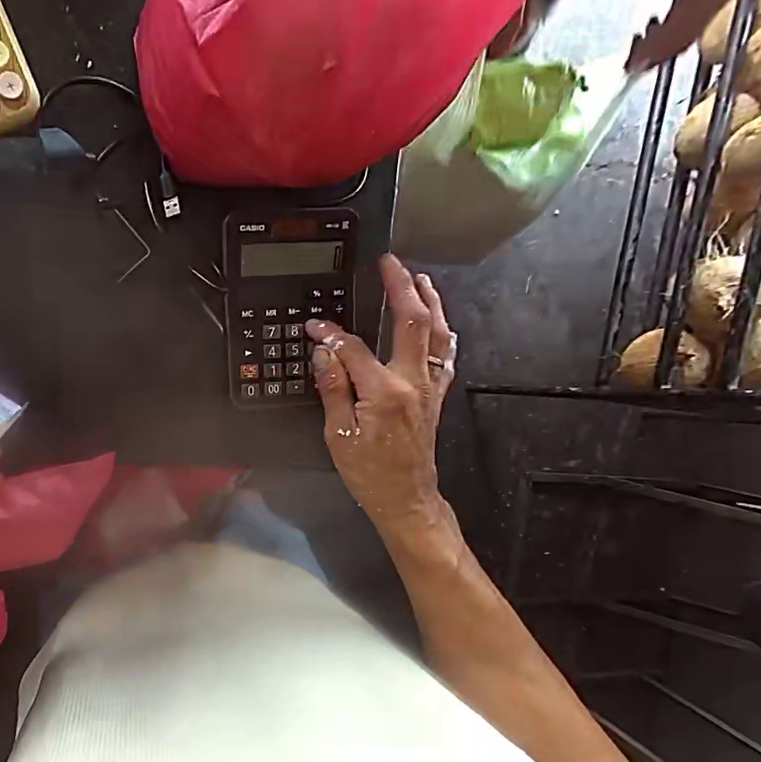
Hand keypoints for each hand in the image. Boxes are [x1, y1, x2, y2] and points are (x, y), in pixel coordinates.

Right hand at [306, 254, 456, 534]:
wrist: (404, 497)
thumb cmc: (369, 471)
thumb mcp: (338, 434)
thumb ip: (333, 387)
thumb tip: (324, 351)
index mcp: (384, 391)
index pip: (353, 348)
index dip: (331, 334)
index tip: (314, 326)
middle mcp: (413, 382)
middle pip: (413, 321)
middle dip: (401, 287)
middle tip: (390, 264)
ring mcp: (429, 387)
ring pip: (438, 333)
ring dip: (431, 302)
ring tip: (420, 279)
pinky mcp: (436, 396)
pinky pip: (446, 355)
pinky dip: (442, 332)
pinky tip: (438, 322)